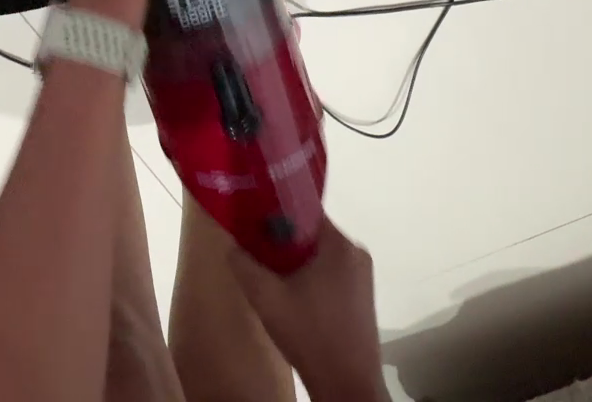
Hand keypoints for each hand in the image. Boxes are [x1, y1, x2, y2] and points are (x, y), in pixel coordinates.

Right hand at [227, 219, 388, 401]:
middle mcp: (355, 253)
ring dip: (293, 258)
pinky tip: (288, 290)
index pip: (302, 208)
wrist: (348, 388)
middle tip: (254, 245)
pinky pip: (328, 270)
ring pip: (318, 252)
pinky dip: (307, 273)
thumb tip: (230, 241)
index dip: (274, 209)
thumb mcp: (265, 297)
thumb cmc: (309, 335)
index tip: (251, 216)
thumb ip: (242, 262)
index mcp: (339, 244)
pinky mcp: (361, 296)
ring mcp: (361, 276)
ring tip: (267, 268)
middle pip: (309, 230)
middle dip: (281, 236)